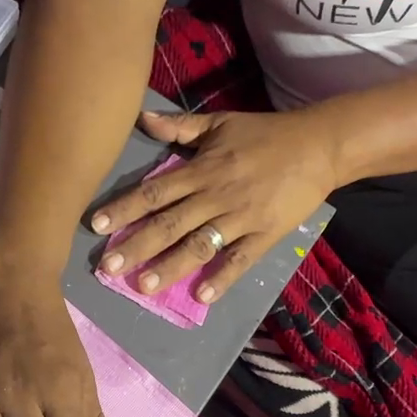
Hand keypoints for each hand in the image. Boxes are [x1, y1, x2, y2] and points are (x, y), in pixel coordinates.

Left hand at [91, 109, 340, 303]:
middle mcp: (215, 195)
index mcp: (201, 170)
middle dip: (136, 246)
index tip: (95, 225)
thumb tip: (142, 120)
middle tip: (108, 268)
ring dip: (170, 266)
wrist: (320, 145)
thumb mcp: (220, 123)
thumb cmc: (265, 135)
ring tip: (144, 287)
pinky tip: (202, 297)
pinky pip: (240, 259)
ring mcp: (240, 217)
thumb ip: (180, 127)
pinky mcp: (265, 235)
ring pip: (199, 244)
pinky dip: (222, 277)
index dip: (124, 207)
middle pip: (169, 223)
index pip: (155, 191)